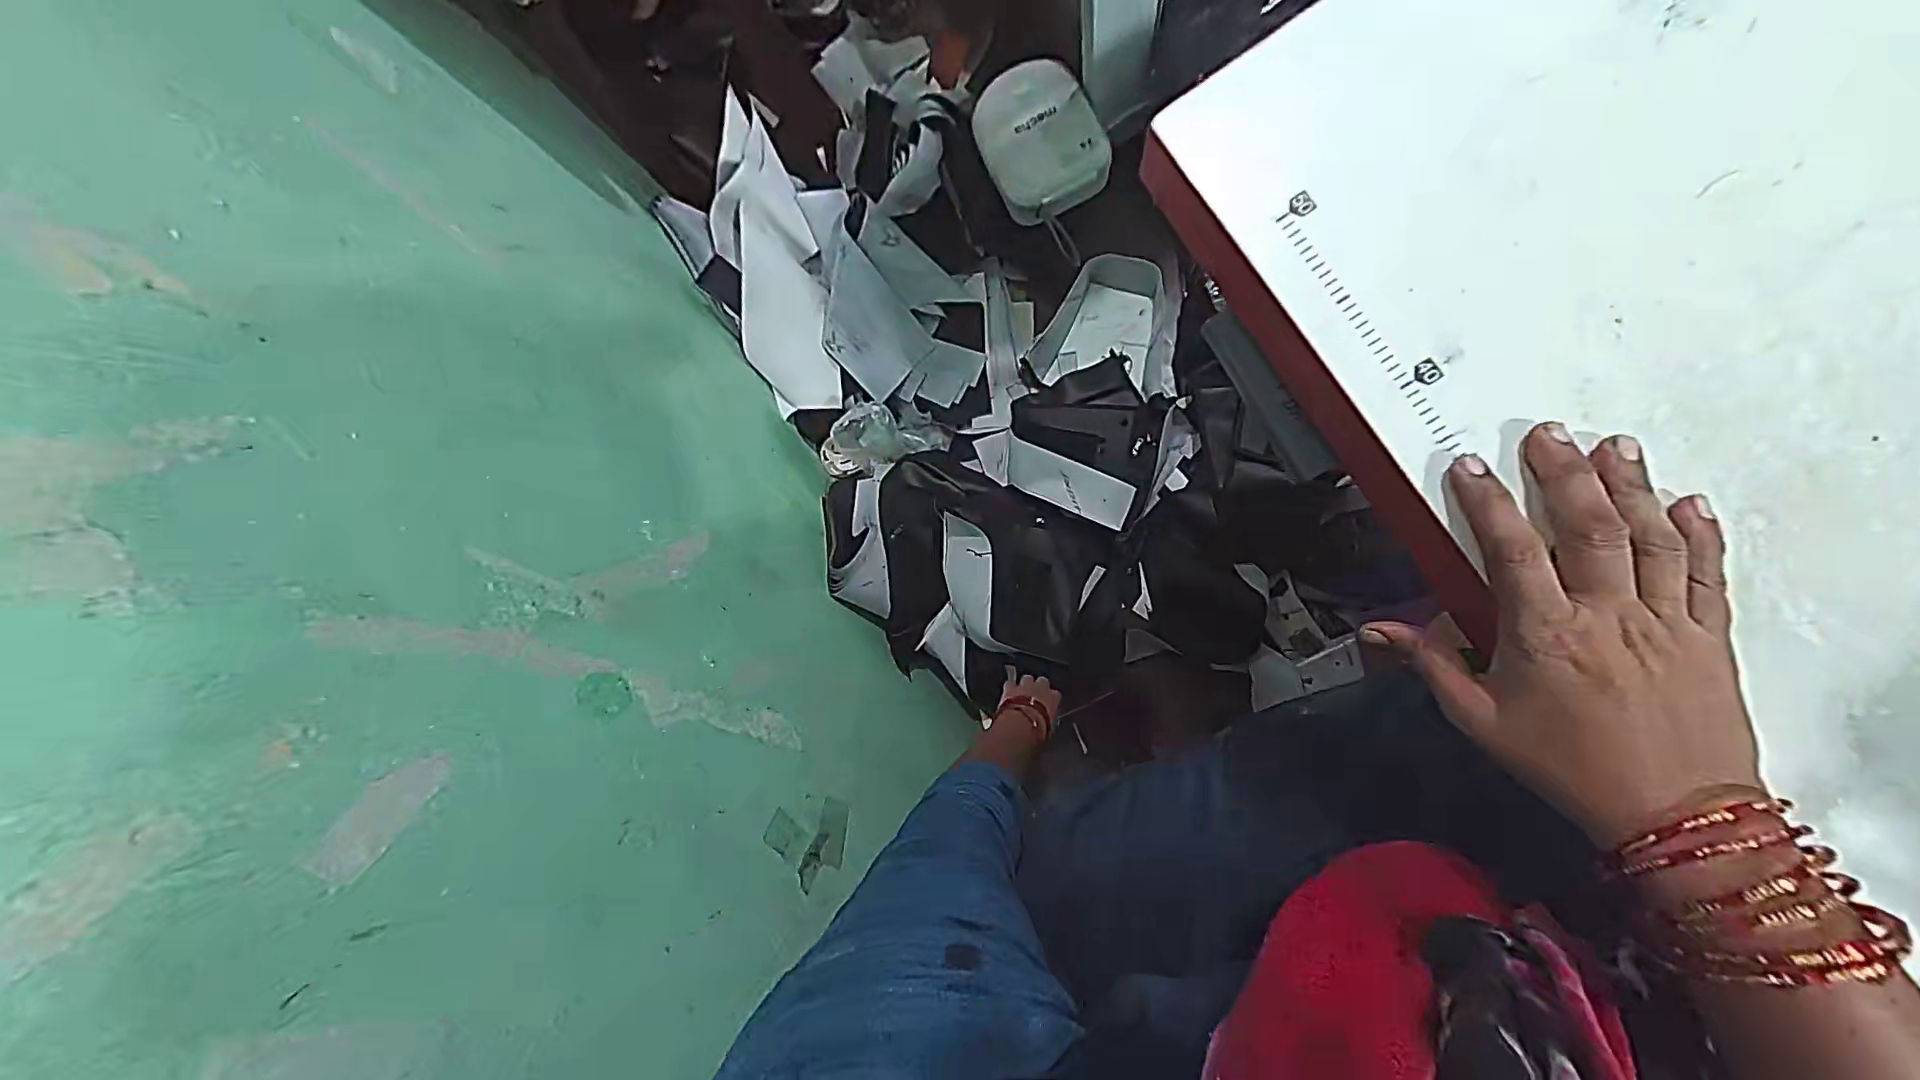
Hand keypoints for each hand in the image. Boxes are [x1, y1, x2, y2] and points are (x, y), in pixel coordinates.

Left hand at [995, 673, 1060, 737]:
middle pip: (1042, 681)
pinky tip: (1008, 694)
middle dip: (1039, 687)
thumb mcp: (1048, 728)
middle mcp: (1041, 687)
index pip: (1056, 694)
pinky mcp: (1010, 687)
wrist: (1020, 723)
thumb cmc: (1038, 728)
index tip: (1048, 705)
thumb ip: (1048, 720)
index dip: (1051, 699)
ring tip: (1021, 694)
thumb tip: (1045, 723)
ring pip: (1027, 678)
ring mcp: (1025, 685)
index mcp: (1053, 698)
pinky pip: (1010, 683)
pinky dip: (1010, 688)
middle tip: (1035, 696)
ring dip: (1025, 685)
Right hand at [1364, 422, 1762, 845]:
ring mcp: (1665, 624)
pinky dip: (1700, 534)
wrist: (1675, 815)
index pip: (1513, 551)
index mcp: (1546, 636)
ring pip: (1651, 539)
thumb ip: (1430, 664)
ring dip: (1631, 487)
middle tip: (1547, 435)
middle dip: (1566, 473)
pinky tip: (1687, 502)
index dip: (1489, 503)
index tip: (1471, 469)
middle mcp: (1608, 619)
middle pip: (1589, 528)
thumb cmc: (1567, 765)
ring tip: (1614, 447)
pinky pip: (1707, 575)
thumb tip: (1380, 632)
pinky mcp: (1709, 638)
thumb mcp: (1478, 718)